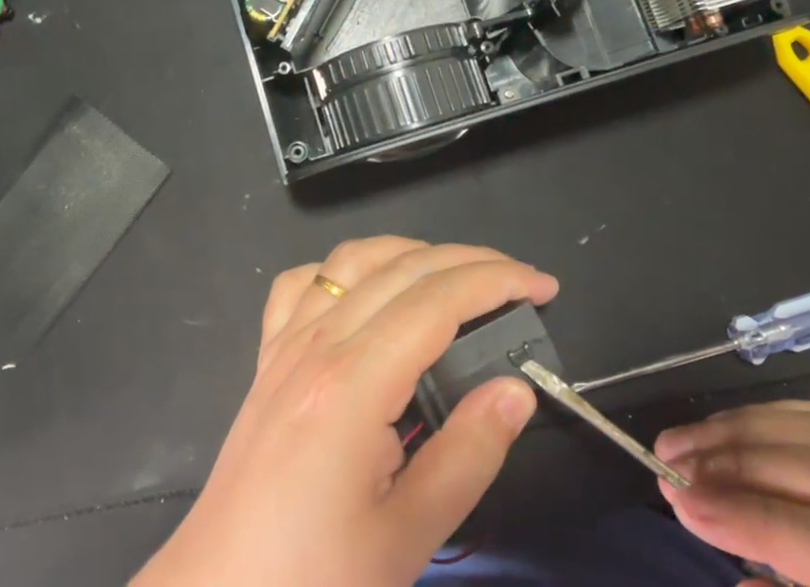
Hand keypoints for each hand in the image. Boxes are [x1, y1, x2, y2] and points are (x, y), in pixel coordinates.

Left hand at [134, 236, 559, 585]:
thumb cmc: (315, 573)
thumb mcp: (408, 532)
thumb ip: (469, 453)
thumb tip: (516, 390)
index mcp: (352, 384)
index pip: (436, 301)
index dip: (495, 281)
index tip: (543, 286)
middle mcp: (315, 346)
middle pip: (399, 270)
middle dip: (467, 261)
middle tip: (519, 280)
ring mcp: (284, 347)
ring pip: (349, 263)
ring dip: (409, 253)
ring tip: (455, 275)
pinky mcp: (266, 361)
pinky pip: (300, 287)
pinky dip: (342, 272)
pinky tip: (367, 291)